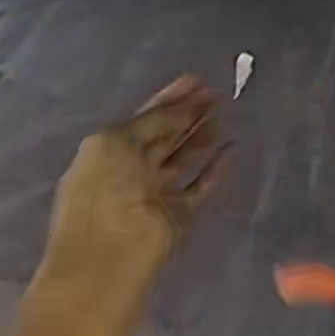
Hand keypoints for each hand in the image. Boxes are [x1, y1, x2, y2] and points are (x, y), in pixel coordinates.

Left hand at [0, 76, 228, 335]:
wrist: (109, 257)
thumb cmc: (103, 193)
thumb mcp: (118, 141)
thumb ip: (154, 119)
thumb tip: (183, 106)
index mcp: (108, 153)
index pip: (145, 118)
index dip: (170, 98)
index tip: (197, 78)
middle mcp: (130, 171)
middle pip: (166, 135)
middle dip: (190, 111)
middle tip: (218, 90)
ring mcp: (155, 194)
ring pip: (184, 157)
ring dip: (203, 134)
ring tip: (226, 111)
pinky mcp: (178, 215)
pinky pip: (201, 185)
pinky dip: (216, 167)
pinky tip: (231, 146)